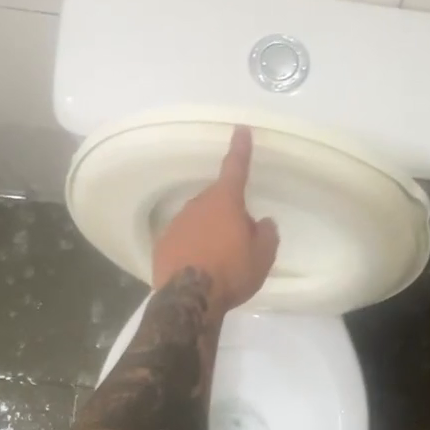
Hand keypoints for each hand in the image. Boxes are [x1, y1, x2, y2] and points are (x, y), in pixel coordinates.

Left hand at [151, 126, 279, 313]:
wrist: (189, 299)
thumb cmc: (231, 272)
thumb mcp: (263, 257)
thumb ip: (267, 234)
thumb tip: (263, 222)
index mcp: (225, 202)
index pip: (236, 168)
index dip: (240, 149)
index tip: (240, 130)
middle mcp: (198, 205)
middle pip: (217, 202)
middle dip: (228, 214)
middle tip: (240, 242)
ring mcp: (177, 224)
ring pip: (199, 221)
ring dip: (209, 233)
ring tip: (219, 261)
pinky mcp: (163, 244)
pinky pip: (184, 240)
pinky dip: (193, 248)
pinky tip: (199, 269)